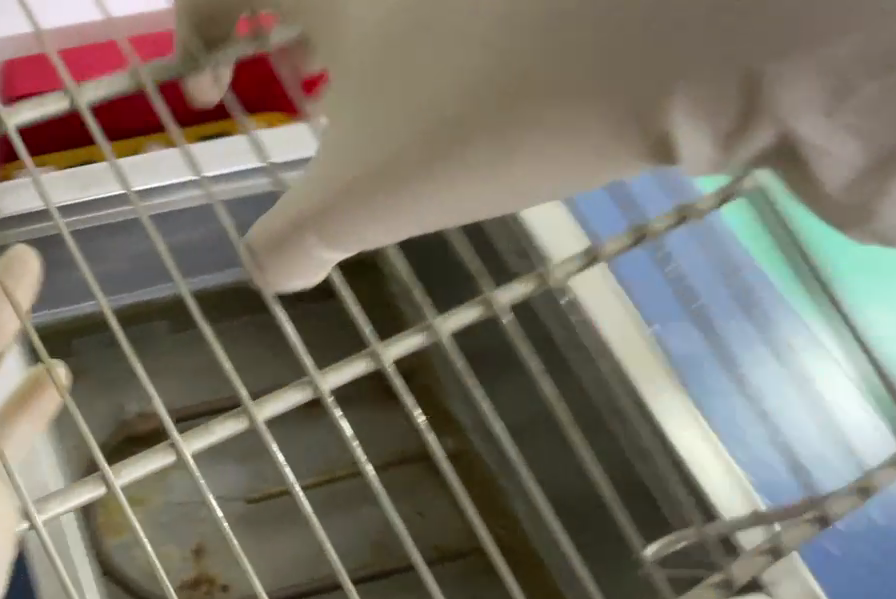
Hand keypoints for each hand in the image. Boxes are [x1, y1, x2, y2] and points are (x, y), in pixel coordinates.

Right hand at [174, 0, 895, 292]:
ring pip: (377, 3)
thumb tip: (267, 275)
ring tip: (363, 99)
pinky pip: (450, 13)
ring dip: (354, 33)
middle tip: (271, 79)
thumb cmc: (484, 102)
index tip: (204, 90)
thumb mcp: (358, 201)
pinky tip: (456, 85)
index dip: (194, 34)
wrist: (701, 24)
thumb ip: (286, 247)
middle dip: (270, 26)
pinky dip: (428, 39)